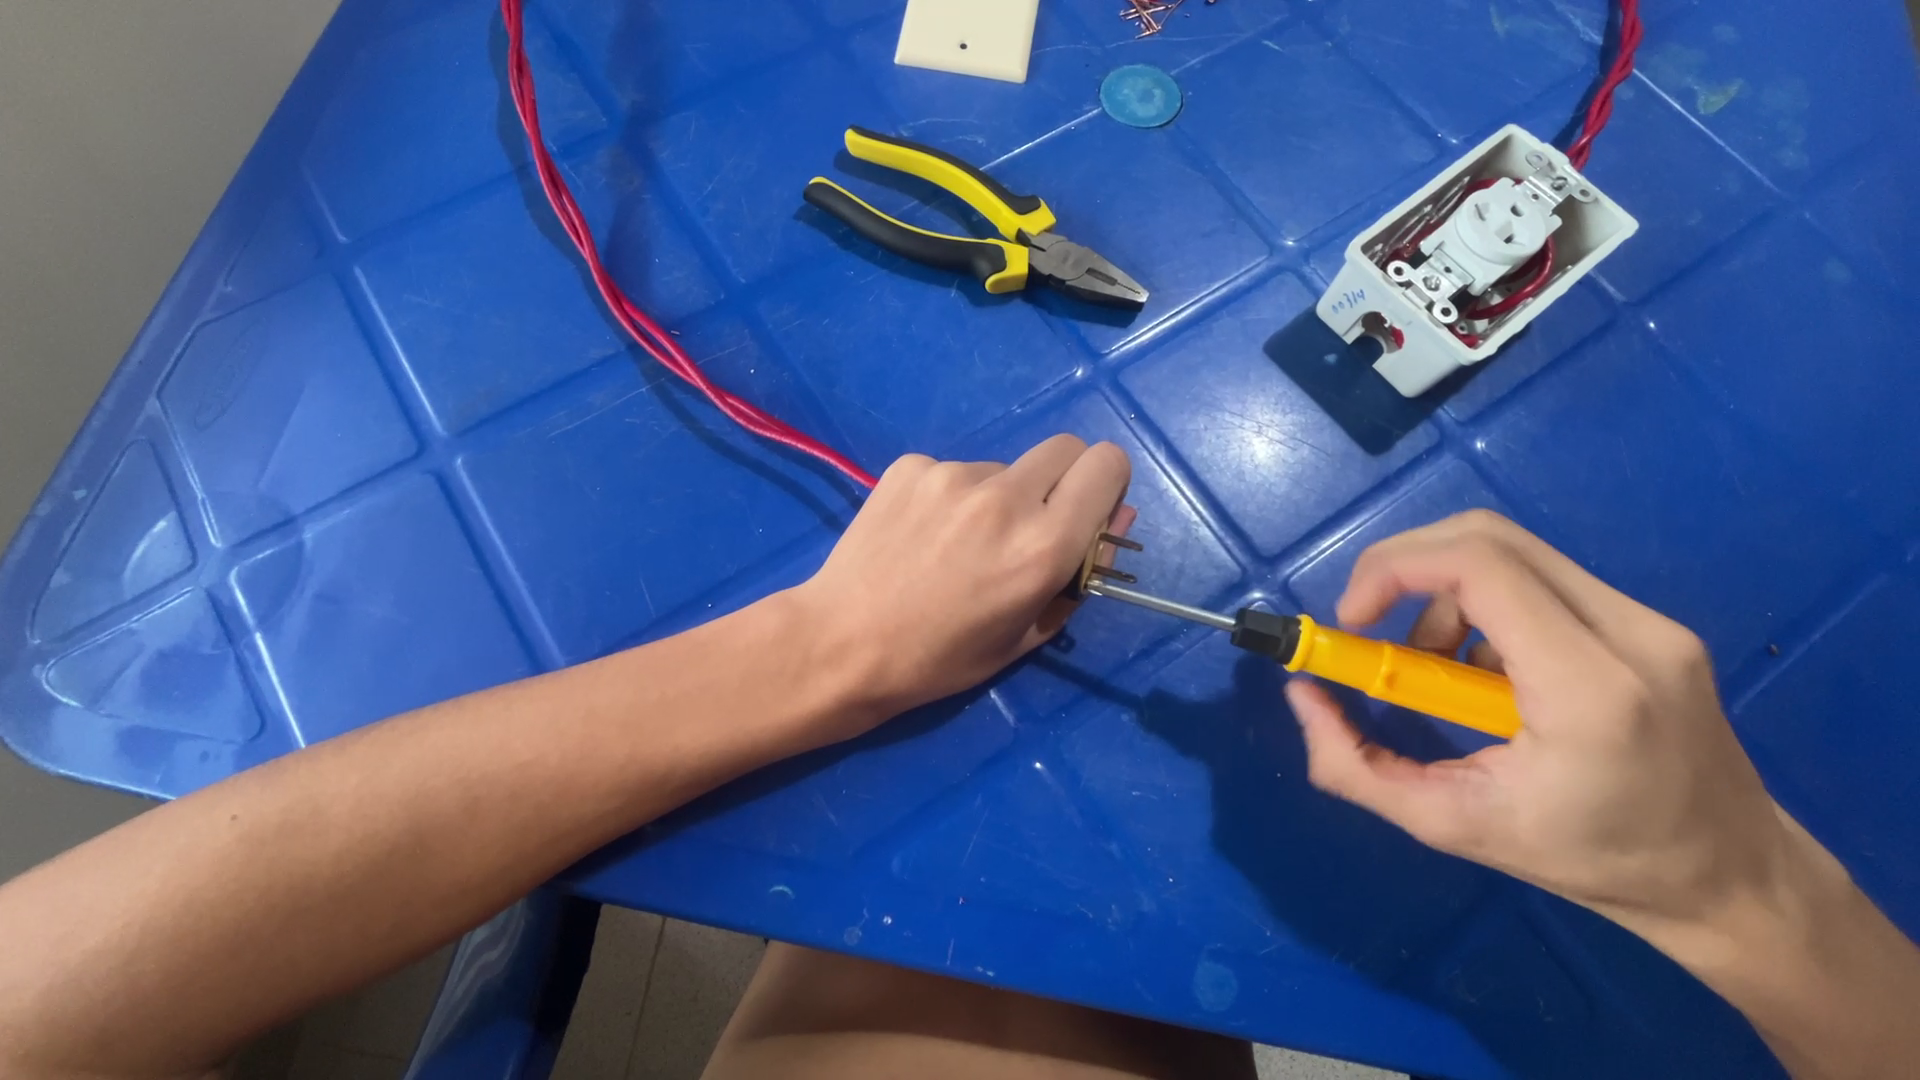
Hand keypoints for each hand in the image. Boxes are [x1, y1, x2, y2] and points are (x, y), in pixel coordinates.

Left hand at [795, 435, 1131, 723]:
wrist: (843, 643)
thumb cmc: (942, 659)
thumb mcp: (1029, 633)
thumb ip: (1084, 573)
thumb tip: (1118, 516)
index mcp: (1044, 544)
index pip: (1107, 464)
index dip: (1104, 485)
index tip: (1085, 512)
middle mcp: (1005, 497)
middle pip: (1065, 448)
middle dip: (1062, 480)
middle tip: (1030, 525)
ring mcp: (952, 475)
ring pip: (1004, 467)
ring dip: (1000, 496)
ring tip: (958, 545)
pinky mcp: (910, 466)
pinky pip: (954, 471)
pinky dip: (952, 498)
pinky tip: (922, 536)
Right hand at [1284, 510, 1800, 934]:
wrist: (1732, 880)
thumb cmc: (1587, 861)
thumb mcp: (1448, 825)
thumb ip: (1354, 766)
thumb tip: (1302, 694)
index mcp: (1587, 688)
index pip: (1479, 566)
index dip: (1392, 569)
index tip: (1350, 620)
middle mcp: (1629, 634)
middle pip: (1488, 536)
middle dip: (1402, 564)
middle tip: (1366, 620)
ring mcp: (1649, 621)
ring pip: (1510, 550)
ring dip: (1439, 590)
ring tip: (1432, 664)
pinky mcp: (1648, 622)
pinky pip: (1538, 576)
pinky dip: (1478, 602)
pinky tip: (1482, 667)